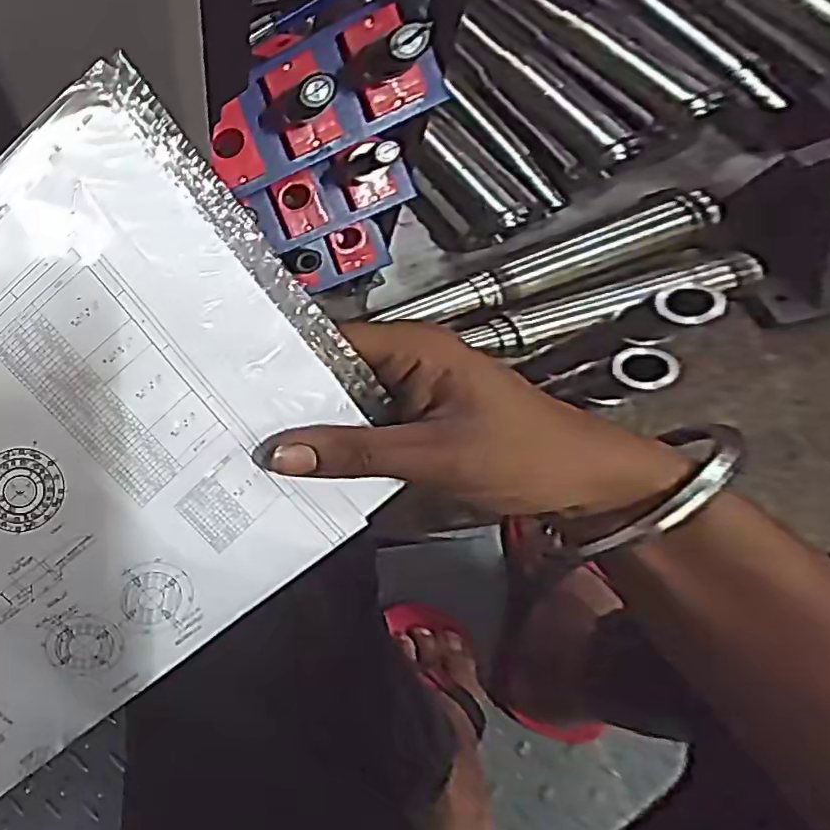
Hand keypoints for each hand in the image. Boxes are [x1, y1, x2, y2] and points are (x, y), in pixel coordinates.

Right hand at [259, 322, 690, 517]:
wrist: (589, 489)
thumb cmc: (530, 454)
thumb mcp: (432, 454)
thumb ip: (353, 453)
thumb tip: (283, 452)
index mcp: (416, 348)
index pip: (332, 340)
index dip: (285, 361)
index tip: (240, 382)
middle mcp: (406, 363)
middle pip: (329, 373)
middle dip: (289, 398)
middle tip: (243, 419)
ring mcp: (405, 394)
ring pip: (340, 403)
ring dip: (310, 424)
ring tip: (263, 441)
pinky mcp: (406, 422)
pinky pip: (356, 427)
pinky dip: (332, 443)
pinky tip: (305, 460)